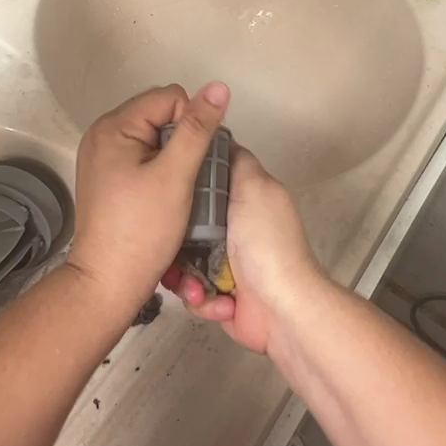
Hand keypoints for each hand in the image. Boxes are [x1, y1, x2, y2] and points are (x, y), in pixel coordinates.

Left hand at [65, 82, 230, 314]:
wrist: (107, 284)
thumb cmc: (142, 231)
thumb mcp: (176, 176)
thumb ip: (197, 129)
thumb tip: (218, 87)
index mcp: (113, 126)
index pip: (169, 98)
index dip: (191, 125)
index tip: (192, 164)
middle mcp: (102, 134)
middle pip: (160, 115)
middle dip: (182, 141)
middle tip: (186, 180)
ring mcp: (101, 157)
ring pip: (154, 138)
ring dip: (173, 158)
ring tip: (176, 190)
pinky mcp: (106, 178)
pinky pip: (142, 157)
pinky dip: (159, 170)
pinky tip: (163, 196)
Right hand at [164, 147, 323, 355]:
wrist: (282, 308)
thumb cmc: (267, 246)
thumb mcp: (255, 187)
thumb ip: (238, 161)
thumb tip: (221, 137)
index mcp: (243, 200)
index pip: (205, 181)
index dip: (183, 181)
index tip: (163, 184)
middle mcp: (233, 228)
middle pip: (185, 224)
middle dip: (173, 239)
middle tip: (169, 247)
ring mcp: (226, 262)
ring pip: (183, 259)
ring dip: (185, 276)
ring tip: (195, 285)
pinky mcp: (220, 293)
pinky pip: (193, 291)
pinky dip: (202, 298)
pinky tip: (219, 302)